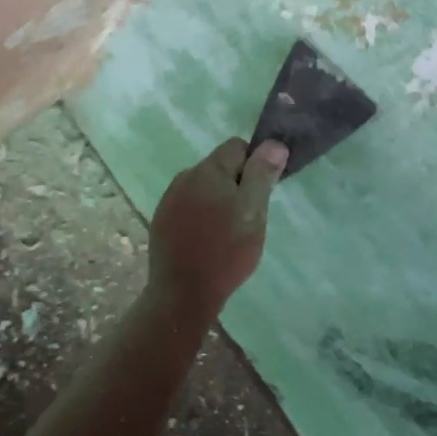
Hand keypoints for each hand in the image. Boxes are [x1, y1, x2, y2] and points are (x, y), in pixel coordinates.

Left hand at [146, 138, 287, 314]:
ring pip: (203, 188)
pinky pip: (188, 207)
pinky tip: (206, 242)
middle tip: (247, 219)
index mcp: (208, 169)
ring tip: (227, 234)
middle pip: (219, 167)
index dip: (255, 165)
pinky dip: (200, 217)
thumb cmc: (225, 251)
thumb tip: (274, 143)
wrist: (182, 293)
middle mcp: (185, 176)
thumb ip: (262, 175)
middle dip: (237, 185)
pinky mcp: (162, 220)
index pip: (237, 147)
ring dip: (218, 202)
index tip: (261, 194)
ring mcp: (170, 198)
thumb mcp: (253, 212)